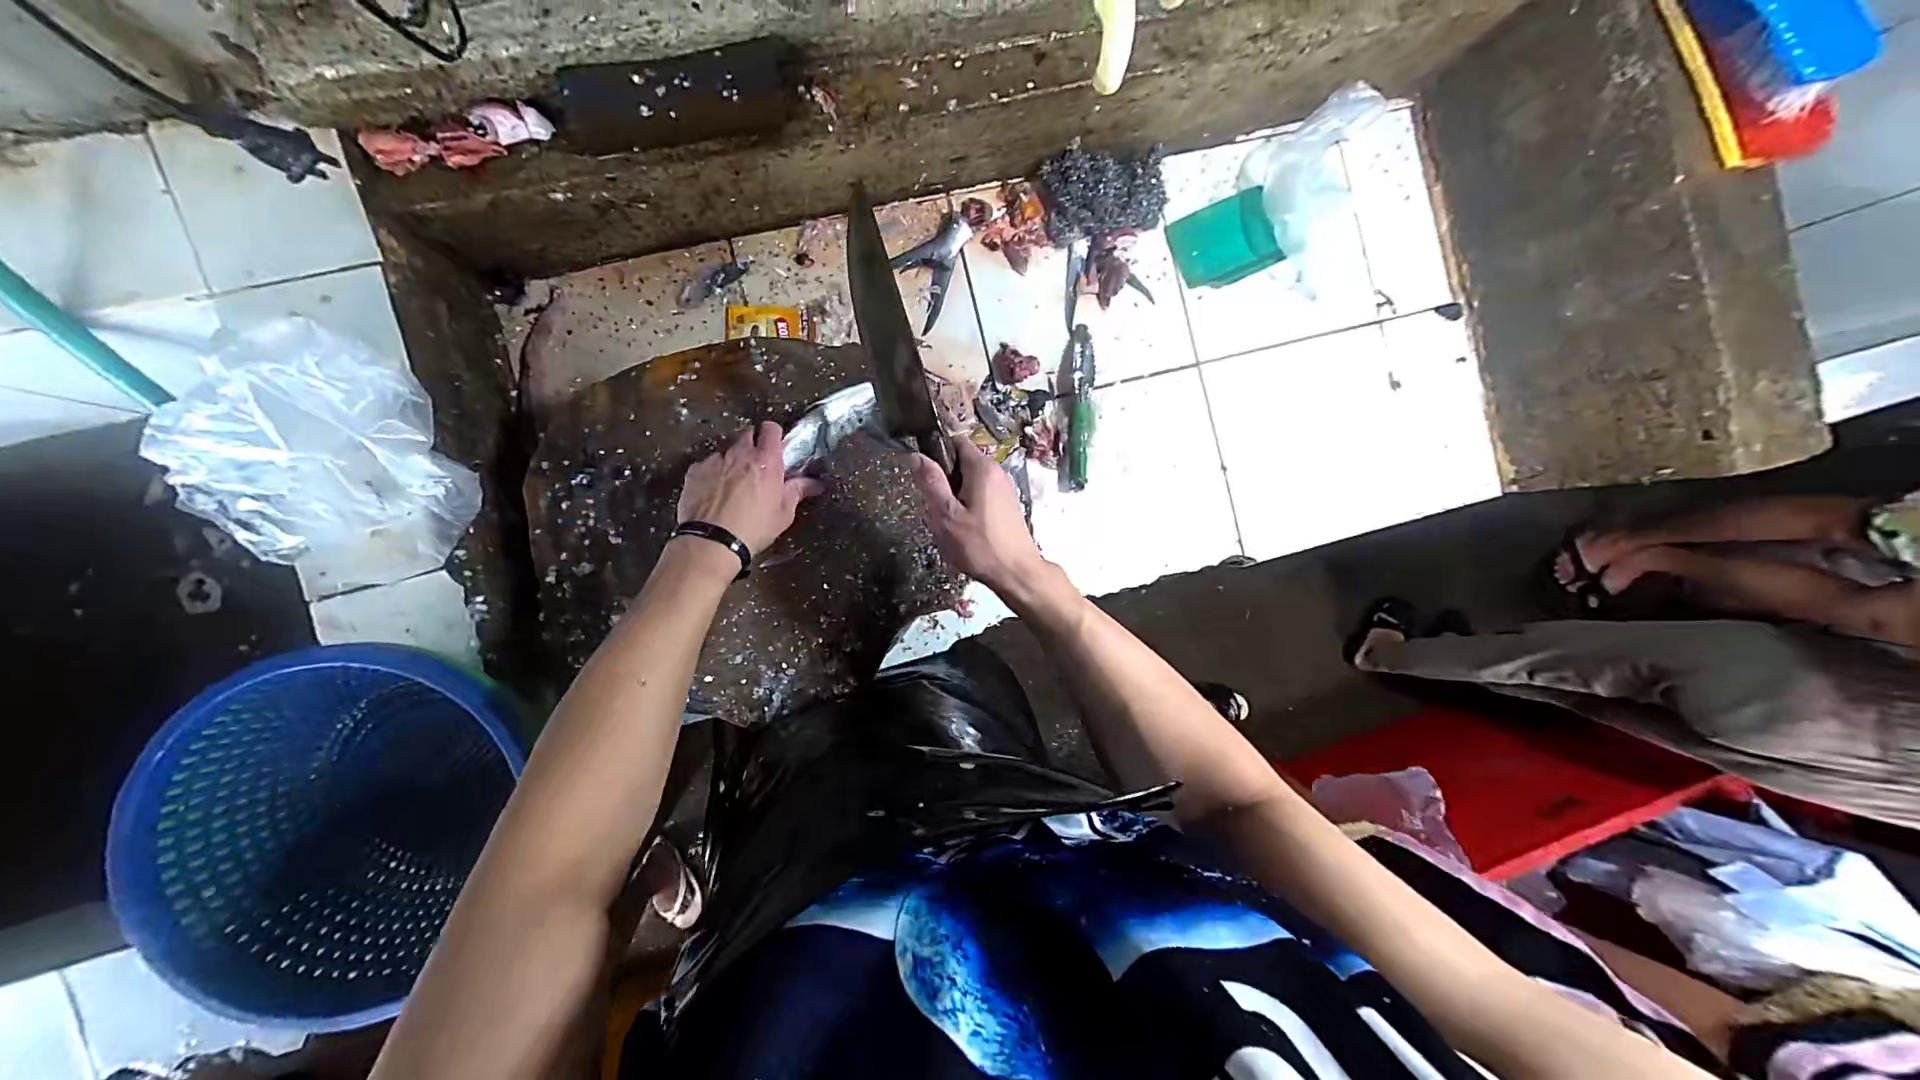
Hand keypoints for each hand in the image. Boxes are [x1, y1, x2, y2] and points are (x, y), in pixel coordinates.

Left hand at [677, 422, 825, 555]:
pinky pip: (706, 465)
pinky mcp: (694, 471)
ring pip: (726, 451)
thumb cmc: (754, 528)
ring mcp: (715, 460)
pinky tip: (713, 493)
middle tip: (756, 468)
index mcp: (766, 461)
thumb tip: (815, 483)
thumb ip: (797, 491)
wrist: (713, 541)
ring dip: (732, 462)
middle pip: (747, 435)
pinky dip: (712, 474)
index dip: (774, 436)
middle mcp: (740, 453)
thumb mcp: (783, 513)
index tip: (775, 448)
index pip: (771, 429)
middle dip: (752, 446)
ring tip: (732, 485)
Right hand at [909, 438, 1051, 593]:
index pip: (954, 441)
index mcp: (982, 468)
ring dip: (954, 496)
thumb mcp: (946, 515)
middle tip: (934, 506)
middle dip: (943, 479)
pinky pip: (979, 495)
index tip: (923, 474)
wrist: (1017, 574)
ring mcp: (1004, 488)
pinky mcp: (1006, 505)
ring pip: (969, 481)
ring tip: (948, 520)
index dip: (934, 451)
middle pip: (960, 462)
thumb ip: (931, 483)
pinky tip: (963, 528)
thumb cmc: (979, 545)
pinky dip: (967, 505)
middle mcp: (996, 472)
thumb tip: (916, 456)